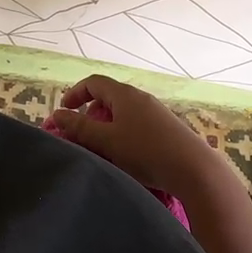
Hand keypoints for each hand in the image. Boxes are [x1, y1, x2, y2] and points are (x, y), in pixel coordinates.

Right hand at [49, 74, 226, 195]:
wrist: (195, 170)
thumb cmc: (145, 152)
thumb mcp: (107, 141)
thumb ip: (80, 128)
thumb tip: (57, 115)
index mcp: (123, 94)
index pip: (93, 82)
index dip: (75, 94)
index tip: (64, 112)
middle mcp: (140, 97)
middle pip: (108, 96)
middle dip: (90, 113)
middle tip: (82, 135)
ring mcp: (156, 112)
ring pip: (123, 112)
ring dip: (108, 126)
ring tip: (103, 149)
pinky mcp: (167, 128)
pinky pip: (137, 123)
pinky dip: (124, 133)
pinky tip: (128, 156)